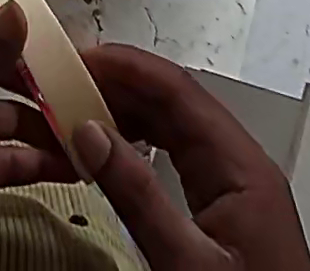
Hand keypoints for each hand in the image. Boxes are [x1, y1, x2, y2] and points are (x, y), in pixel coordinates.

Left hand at [0, 2, 74, 270]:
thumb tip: (16, 8)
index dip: (15, 19)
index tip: (61, 28)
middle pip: (12, 69)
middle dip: (50, 73)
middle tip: (95, 84)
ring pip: (21, 117)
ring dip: (55, 121)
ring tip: (97, 130)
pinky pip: (17, 160)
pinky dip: (45, 161)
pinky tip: (76, 167)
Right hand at [76, 45, 309, 270]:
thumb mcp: (186, 264)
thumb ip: (137, 196)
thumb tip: (88, 131)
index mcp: (241, 164)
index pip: (178, 89)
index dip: (128, 66)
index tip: (82, 59)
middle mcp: (238, 161)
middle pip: (173, 100)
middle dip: (119, 84)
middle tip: (68, 81)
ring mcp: (230, 180)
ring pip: (170, 122)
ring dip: (124, 109)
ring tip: (78, 107)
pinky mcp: (219, 201)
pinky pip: (172, 149)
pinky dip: (136, 137)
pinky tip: (108, 144)